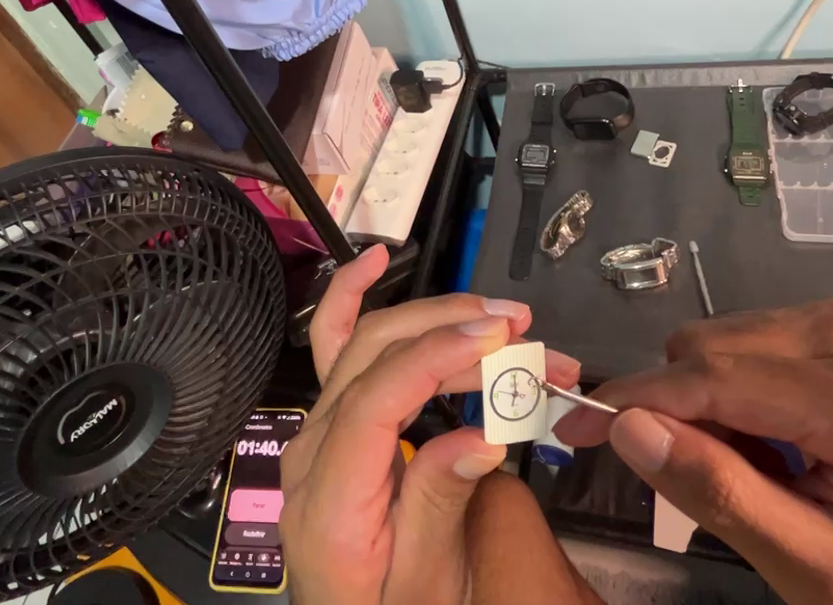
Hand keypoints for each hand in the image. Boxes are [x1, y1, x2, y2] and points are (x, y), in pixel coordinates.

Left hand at [280, 244, 579, 602]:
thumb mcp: (425, 581)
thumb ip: (440, 507)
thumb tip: (484, 437)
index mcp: (328, 494)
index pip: (374, 400)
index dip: (436, 357)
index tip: (498, 335)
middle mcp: (312, 443)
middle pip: (373, 355)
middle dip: (449, 326)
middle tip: (520, 325)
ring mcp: (317, 422)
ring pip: (366, 339)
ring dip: (434, 316)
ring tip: (501, 314)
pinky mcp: (331, 413)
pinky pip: (335, 342)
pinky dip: (352, 294)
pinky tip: (376, 260)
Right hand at [555, 300, 832, 604]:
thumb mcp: (818, 577)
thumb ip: (720, 496)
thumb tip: (625, 426)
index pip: (713, 377)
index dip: (632, 400)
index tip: (571, 427)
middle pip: (707, 351)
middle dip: (680, 414)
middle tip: (697, 483)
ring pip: (714, 343)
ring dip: (705, 406)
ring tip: (750, 471)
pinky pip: (739, 345)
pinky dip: (728, 395)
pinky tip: (765, 444)